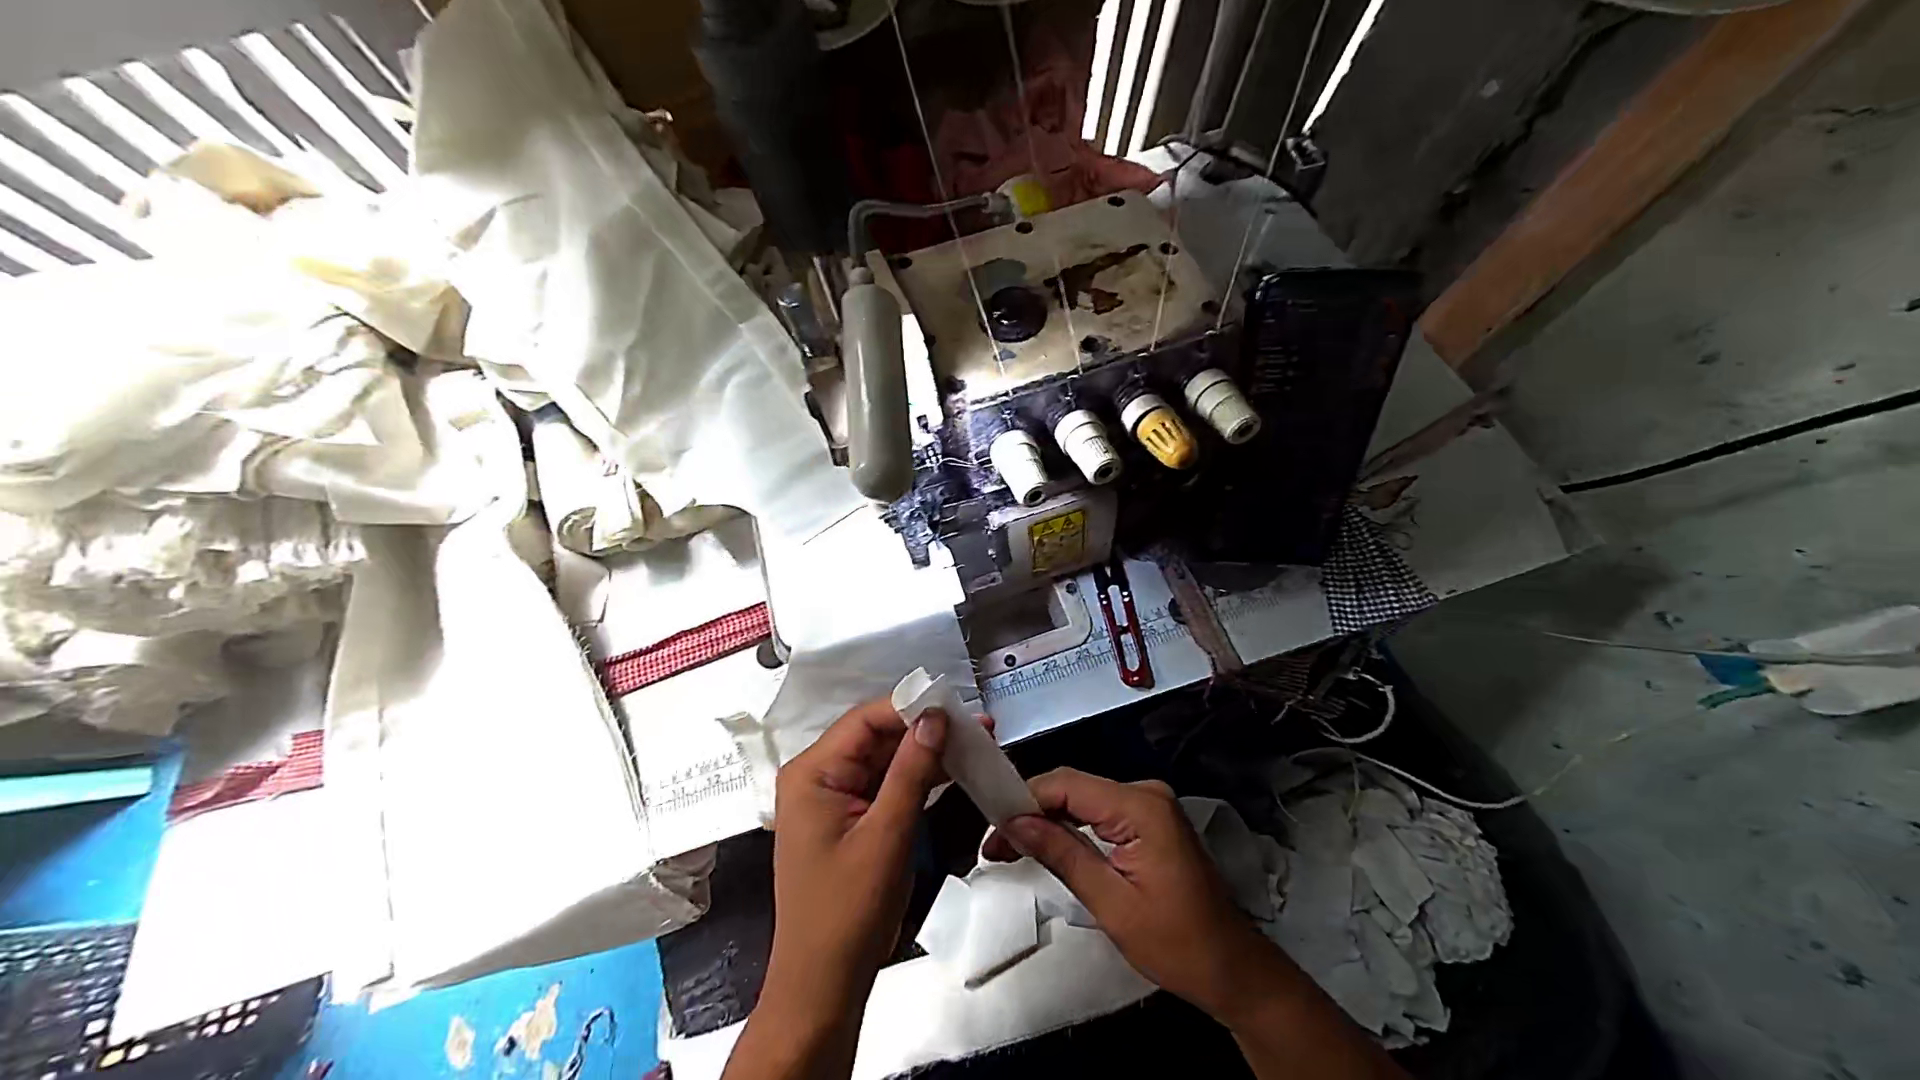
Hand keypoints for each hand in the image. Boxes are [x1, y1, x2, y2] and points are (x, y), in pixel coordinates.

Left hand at [767, 699, 950, 1000]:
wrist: (824, 983)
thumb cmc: (846, 914)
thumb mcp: (886, 836)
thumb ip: (912, 772)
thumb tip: (935, 718)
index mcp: (812, 773)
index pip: (865, 720)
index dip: (911, 708)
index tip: (956, 707)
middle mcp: (818, 778)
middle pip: (877, 736)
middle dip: (925, 730)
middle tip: (975, 727)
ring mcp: (834, 798)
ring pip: (886, 759)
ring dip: (926, 753)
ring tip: (973, 743)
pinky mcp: (850, 818)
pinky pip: (886, 784)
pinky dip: (917, 778)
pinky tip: (951, 770)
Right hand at [981, 767, 1285, 1025]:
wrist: (1234, 969)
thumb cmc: (1177, 944)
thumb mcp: (1111, 904)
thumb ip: (1061, 854)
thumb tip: (1014, 824)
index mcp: (1141, 806)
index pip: (1066, 784)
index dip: (1024, 801)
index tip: (993, 830)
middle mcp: (1145, 793)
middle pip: (1072, 788)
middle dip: (1031, 812)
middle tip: (995, 844)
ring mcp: (1150, 805)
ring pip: (1082, 799)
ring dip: (1046, 820)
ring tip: (1011, 846)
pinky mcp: (1149, 820)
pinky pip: (1099, 812)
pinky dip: (1070, 827)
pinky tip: (1046, 843)